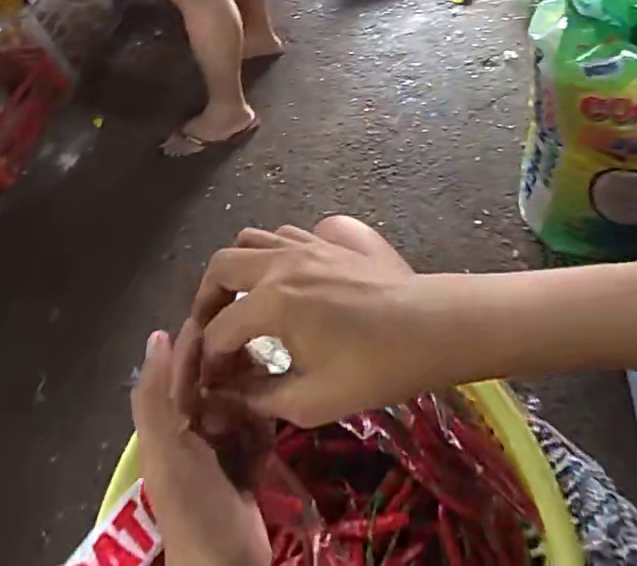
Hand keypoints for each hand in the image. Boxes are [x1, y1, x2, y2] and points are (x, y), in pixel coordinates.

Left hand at [131, 323, 271, 565]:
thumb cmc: (194, 507)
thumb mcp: (168, 450)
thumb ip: (156, 394)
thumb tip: (157, 334)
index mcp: (169, 422)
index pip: (184, 366)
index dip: (204, 338)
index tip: (234, 308)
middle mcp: (193, 431)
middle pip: (217, 380)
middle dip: (236, 364)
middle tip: (264, 345)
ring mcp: (221, 450)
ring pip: (241, 400)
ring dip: (255, 390)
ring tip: (275, 375)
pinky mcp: (246, 466)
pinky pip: (258, 429)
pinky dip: (266, 421)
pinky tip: (279, 410)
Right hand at [194, 218, 434, 427]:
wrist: (430, 327)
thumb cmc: (374, 368)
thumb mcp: (311, 400)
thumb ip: (257, 397)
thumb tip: (224, 397)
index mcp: (272, 300)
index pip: (218, 329)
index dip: (207, 361)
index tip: (212, 384)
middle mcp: (280, 262)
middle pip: (220, 267)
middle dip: (206, 301)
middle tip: (212, 333)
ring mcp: (306, 244)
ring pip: (250, 240)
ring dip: (236, 271)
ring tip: (241, 304)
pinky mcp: (328, 241)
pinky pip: (283, 235)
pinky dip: (269, 254)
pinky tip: (282, 282)